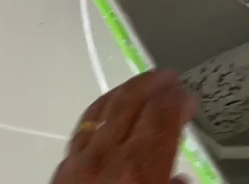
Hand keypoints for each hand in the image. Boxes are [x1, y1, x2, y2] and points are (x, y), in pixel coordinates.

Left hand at [51, 69, 194, 183]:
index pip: (161, 118)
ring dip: (126, 90)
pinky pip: (84, 126)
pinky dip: (101, 109)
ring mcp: (79, 159)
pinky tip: (108, 106)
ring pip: (103, 107)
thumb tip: (180, 178)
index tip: (186, 93)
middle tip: (169, 76)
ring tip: (142, 83)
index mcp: (138, 169)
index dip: (177, 100)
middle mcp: (106, 156)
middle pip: (131, 103)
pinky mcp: (62, 167)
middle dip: (152, 84)